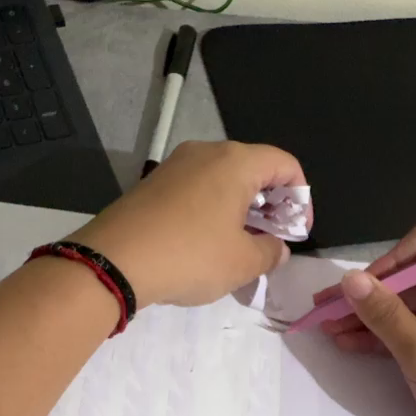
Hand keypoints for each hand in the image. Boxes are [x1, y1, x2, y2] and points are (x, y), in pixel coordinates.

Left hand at [72, 141, 303, 307]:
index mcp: (236, 162)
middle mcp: (206, 152)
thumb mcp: (242, 262)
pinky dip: (214, 210)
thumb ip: (270, 252)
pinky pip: (198, 189)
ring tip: (242, 245)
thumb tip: (277, 248)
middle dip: (272, 204)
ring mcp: (176, 165)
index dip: (301, 199)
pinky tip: (208, 243)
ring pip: (224, 179)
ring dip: (242, 208)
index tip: (296, 233)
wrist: (114, 260)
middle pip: (254, 169)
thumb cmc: (190, 255)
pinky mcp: (154, 183)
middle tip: (272, 240)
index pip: (286, 165)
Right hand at [320, 223, 415, 415]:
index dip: (388, 262)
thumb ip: (385, 315)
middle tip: (322, 311)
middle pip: (405, 279)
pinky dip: (379, 336)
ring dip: (365, 317)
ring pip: (401, 307)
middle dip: (365, 294)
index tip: (360, 290)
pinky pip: (407, 331)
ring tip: (325, 329)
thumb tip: (350, 278)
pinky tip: (346, 344)